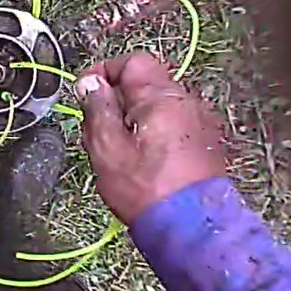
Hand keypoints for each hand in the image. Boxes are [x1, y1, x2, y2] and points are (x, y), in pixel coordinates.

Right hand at [76, 52, 225, 222]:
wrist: (192, 229)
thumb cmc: (144, 187)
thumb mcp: (106, 145)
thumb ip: (97, 108)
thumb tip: (90, 82)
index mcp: (163, 98)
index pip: (134, 61)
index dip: (104, 71)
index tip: (85, 93)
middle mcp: (188, 103)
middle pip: (146, 82)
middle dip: (116, 98)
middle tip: (97, 126)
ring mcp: (200, 123)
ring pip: (157, 104)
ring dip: (132, 115)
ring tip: (116, 145)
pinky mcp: (204, 142)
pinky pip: (171, 122)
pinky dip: (150, 129)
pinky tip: (139, 157)